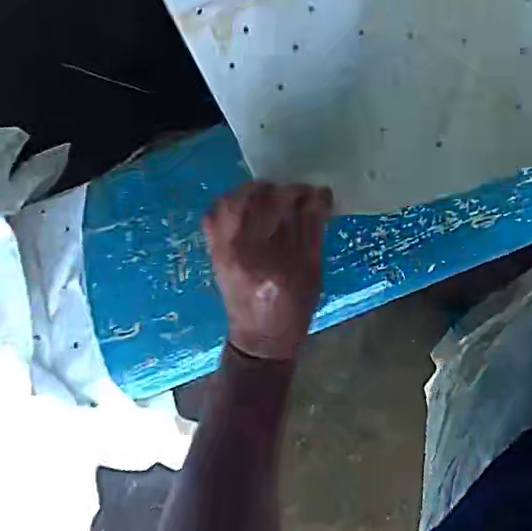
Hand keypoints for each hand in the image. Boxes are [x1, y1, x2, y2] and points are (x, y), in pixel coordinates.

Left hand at [202, 182, 331, 360]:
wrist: (259, 339)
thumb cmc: (292, 309)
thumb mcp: (312, 273)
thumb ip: (313, 232)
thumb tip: (317, 197)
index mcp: (278, 265)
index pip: (292, 214)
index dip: (307, 197)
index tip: (317, 193)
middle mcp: (245, 254)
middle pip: (259, 202)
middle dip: (280, 191)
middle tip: (294, 194)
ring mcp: (224, 251)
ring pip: (233, 203)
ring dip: (255, 192)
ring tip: (271, 195)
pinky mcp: (214, 250)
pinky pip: (214, 215)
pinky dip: (230, 202)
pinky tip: (246, 204)